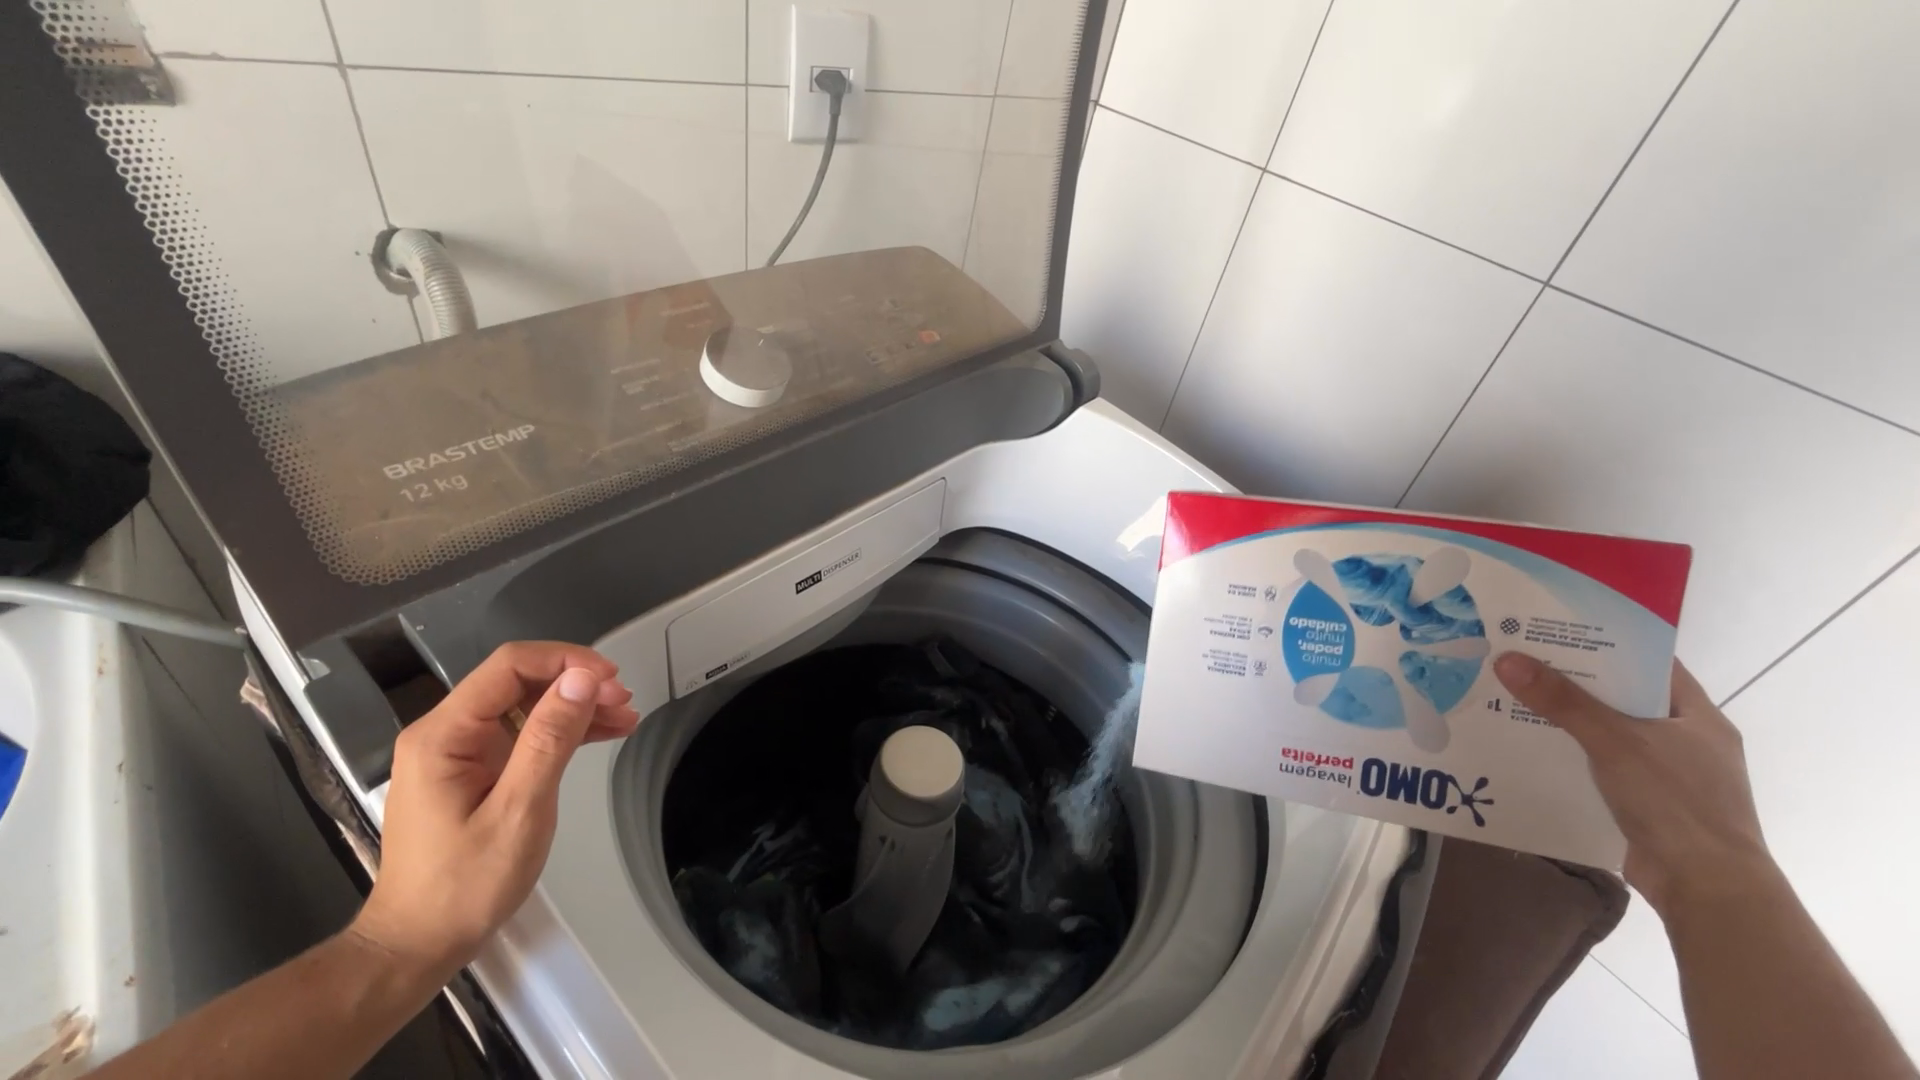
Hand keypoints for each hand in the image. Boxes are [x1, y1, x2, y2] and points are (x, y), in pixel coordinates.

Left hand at [349, 642, 639, 976]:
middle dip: (576, 683)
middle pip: (518, 681)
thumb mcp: (519, 810)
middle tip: (625, 702)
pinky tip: (603, 733)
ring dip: (576, 707)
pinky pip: (522, 734)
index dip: (566, 661)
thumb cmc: (466, 884)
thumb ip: (549, 739)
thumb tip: (583, 679)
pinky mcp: (474, 771)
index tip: (612, 679)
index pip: (509, 666)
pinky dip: (562, 731)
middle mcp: (445, 732)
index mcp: (444, 734)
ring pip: (525, 706)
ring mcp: (459, 752)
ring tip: (625, 717)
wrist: (419, 944)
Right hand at [1492, 653, 1773, 914]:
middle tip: (1520, 658)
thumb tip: (1506, 659)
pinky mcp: (1643, 804)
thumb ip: (1562, 701)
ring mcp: (1665, 775)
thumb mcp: (1616, 742)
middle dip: (1573, 680)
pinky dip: (1567, 755)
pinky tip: (1527, 747)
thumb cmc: (1676, 803)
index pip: (1651, 663)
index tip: (1557, 627)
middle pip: (1622, 697)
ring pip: (1606, 733)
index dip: (1607, 642)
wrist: (1705, 888)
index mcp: (1698, 717)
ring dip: (1565, 720)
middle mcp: (1685, 741)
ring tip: (1511, 697)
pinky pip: (1597, 766)